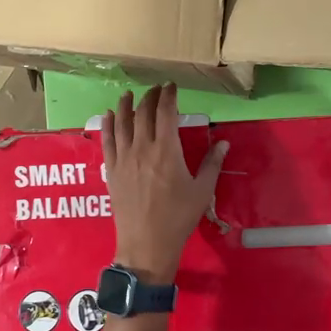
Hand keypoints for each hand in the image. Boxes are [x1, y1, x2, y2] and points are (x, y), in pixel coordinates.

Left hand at [101, 84, 227, 282]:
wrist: (147, 243)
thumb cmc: (179, 218)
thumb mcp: (202, 191)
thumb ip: (212, 163)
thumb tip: (223, 142)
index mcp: (167, 151)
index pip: (166, 113)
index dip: (168, 96)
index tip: (171, 87)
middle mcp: (143, 148)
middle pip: (143, 113)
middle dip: (150, 97)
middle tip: (156, 90)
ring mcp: (124, 158)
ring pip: (122, 123)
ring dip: (126, 105)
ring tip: (129, 94)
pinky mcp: (112, 170)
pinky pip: (107, 141)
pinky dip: (108, 124)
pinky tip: (109, 115)